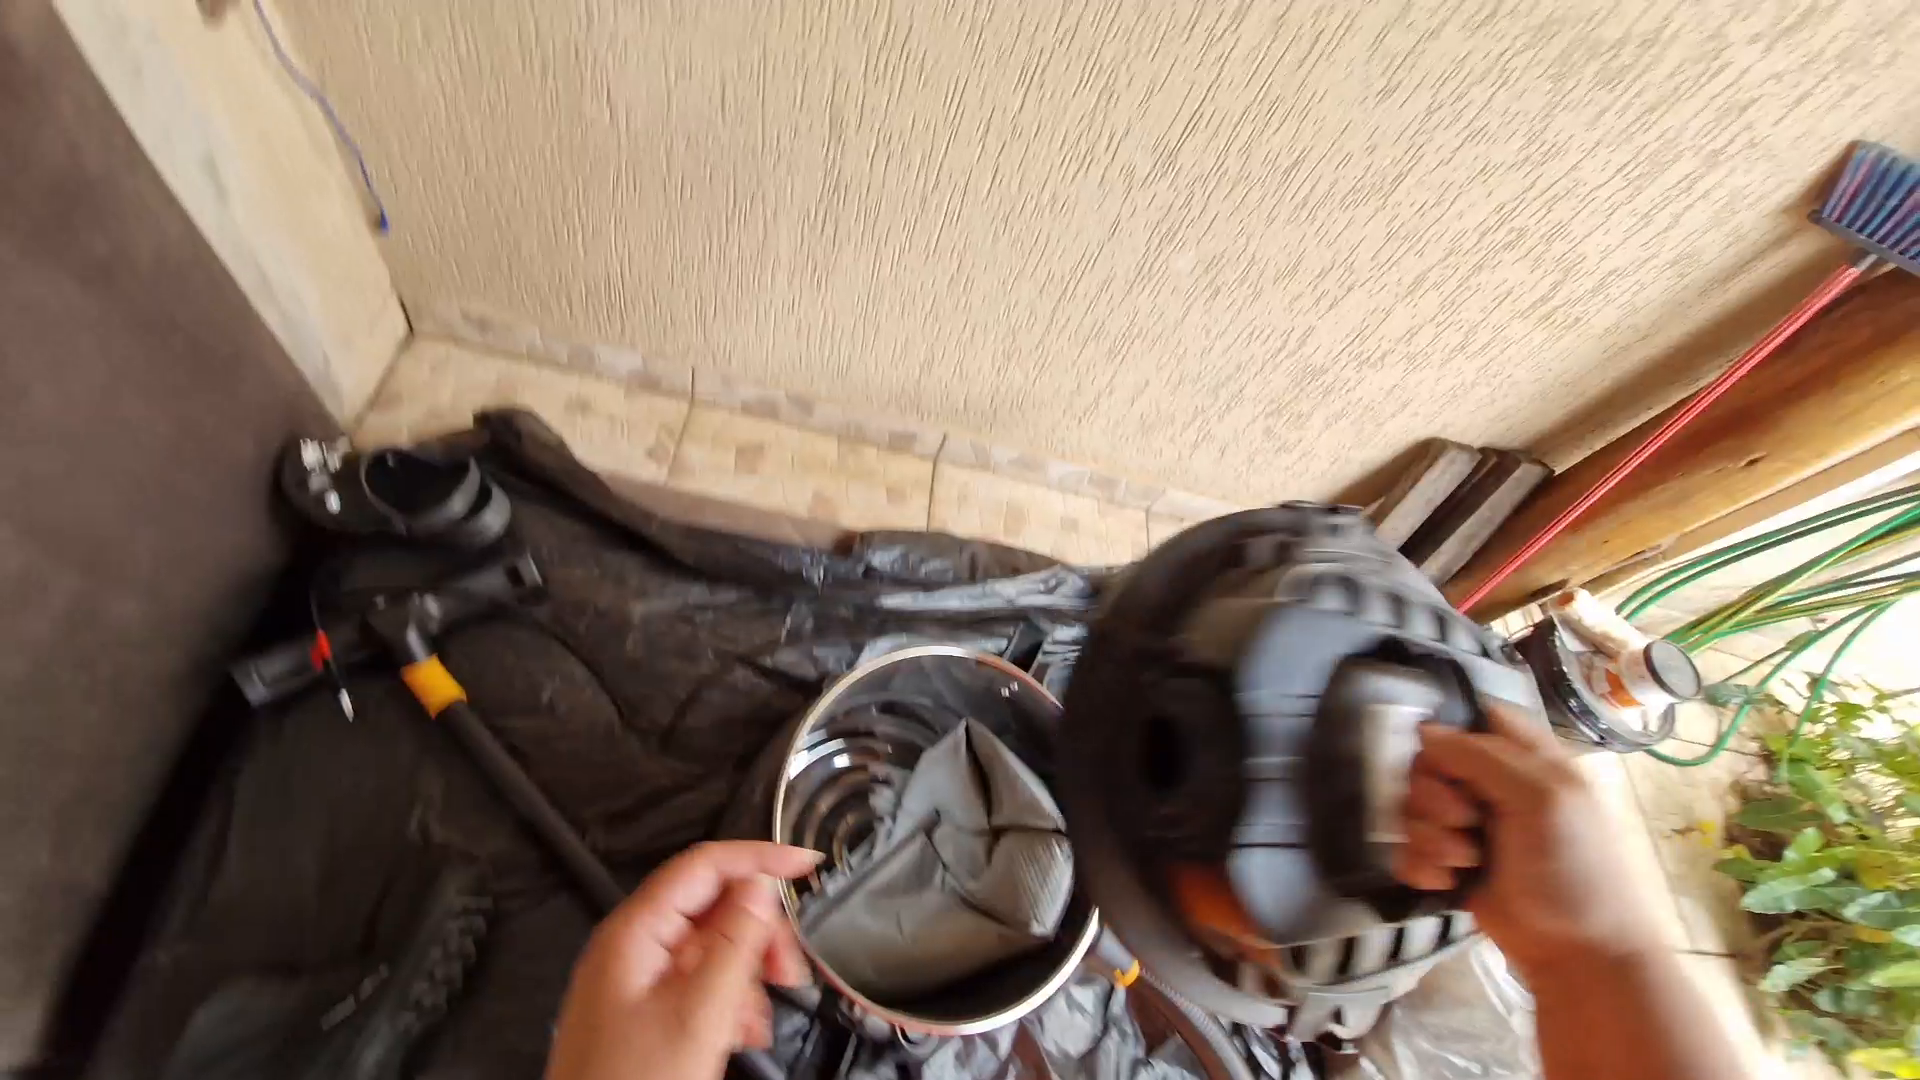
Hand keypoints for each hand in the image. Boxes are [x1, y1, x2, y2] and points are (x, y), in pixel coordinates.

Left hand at [545, 841, 822, 1079]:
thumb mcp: (698, 1014)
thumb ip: (735, 942)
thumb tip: (760, 887)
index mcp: (635, 932)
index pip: (705, 865)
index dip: (759, 858)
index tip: (804, 864)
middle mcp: (634, 946)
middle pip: (714, 906)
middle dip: (759, 931)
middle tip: (787, 963)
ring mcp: (638, 979)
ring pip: (713, 945)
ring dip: (749, 971)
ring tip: (760, 1014)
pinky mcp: (647, 1010)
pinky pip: (702, 979)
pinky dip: (732, 997)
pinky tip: (742, 1029)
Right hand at [1393, 704, 1667, 979]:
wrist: (1577, 955)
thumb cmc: (1574, 870)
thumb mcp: (1543, 799)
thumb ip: (1482, 756)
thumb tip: (1423, 731)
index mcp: (1523, 760)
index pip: (1473, 717)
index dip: (1451, 731)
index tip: (1446, 760)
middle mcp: (1489, 785)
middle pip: (1427, 762)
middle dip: (1434, 796)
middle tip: (1463, 821)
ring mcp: (1465, 824)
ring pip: (1410, 805)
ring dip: (1429, 836)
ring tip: (1463, 862)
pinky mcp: (1444, 859)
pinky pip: (1405, 845)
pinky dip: (1420, 863)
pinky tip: (1446, 881)